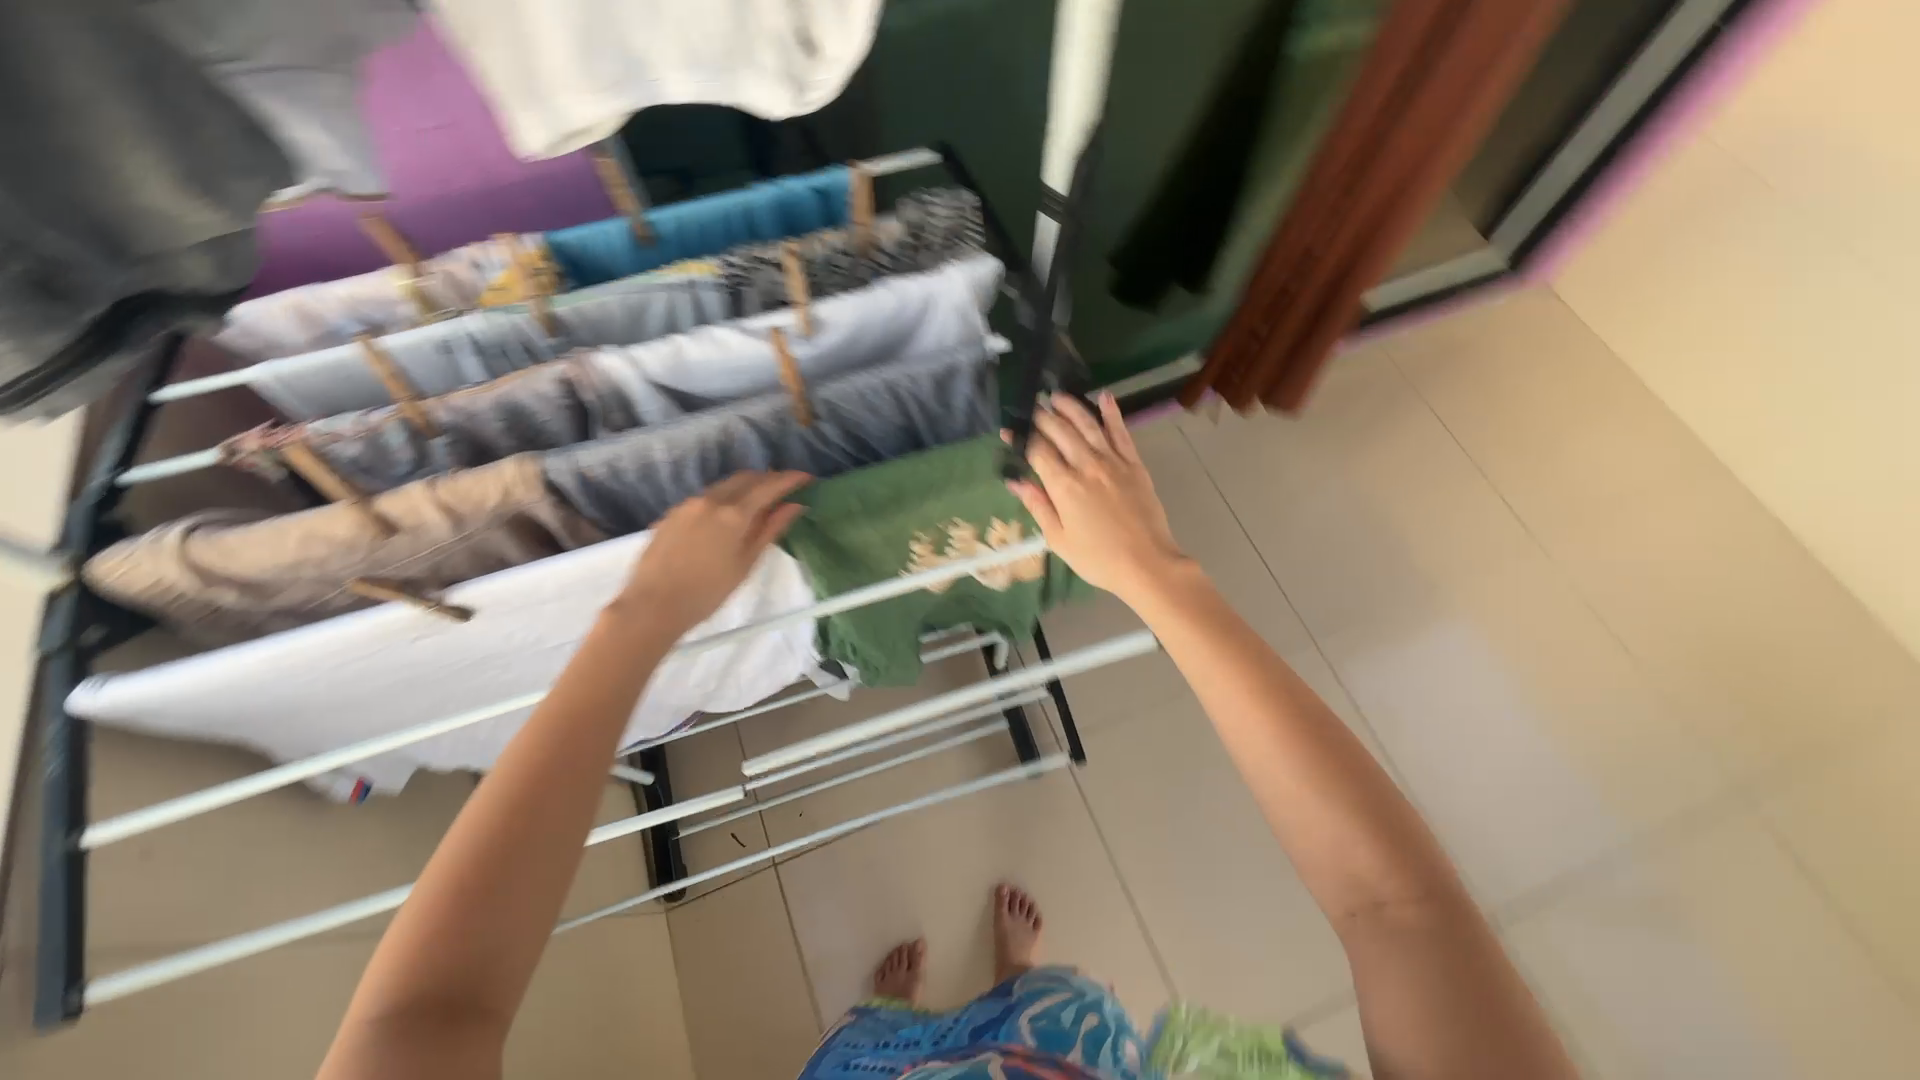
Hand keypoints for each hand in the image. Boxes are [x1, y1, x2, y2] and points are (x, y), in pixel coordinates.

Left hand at [616, 471, 810, 633]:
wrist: (653, 606)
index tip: (807, 478)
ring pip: (724, 486)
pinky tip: (727, 516)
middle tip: (785, 488)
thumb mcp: (746, 563)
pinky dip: (724, 498)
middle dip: (768, 478)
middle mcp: (710, 500)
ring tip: (759, 501)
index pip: (768, 486)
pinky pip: (705, 497)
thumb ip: (770, 530)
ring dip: (745, 487)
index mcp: (733, 513)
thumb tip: (794, 506)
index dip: (790, 479)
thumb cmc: (707, 592)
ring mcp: (688, 504)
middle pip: (745, 478)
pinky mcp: (672, 513)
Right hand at [1006, 392, 1192, 604]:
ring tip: (1057, 396)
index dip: (1021, 439)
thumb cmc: (1097, 558)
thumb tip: (1016, 481)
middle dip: (1043, 417)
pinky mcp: (1134, 464)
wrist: (1147, 563)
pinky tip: (1103, 396)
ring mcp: (1113, 461)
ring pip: (1088, 424)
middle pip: (1060, 431)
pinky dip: (1111, 413)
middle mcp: (1087, 465)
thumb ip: (1038, 505)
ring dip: (1071, 407)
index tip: (1010, 431)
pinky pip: (1121, 432)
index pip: (1037, 452)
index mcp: (1064, 486)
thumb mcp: (1059, 539)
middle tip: (1032, 407)